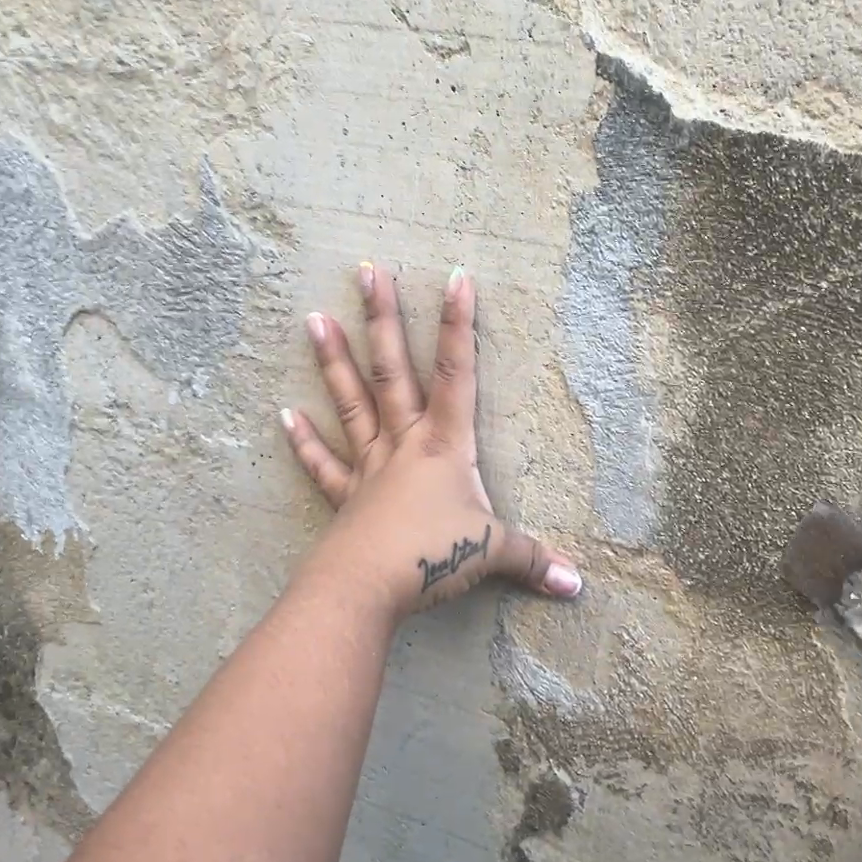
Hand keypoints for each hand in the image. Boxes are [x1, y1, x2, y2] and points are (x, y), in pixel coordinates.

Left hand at [281, 262, 582, 619]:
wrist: (364, 590)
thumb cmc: (431, 558)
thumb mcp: (493, 552)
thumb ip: (534, 560)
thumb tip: (577, 585)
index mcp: (445, 443)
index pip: (457, 371)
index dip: (458, 323)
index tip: (455, 276)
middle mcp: (404, 442)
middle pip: (393, 370)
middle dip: (383, 319)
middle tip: (367, 272)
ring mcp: (370, 466)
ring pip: (352, 402)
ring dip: (333, 360)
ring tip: (314, 317)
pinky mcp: (345, 496)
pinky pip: (324, 464)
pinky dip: (304, 441)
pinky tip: (283, 414)